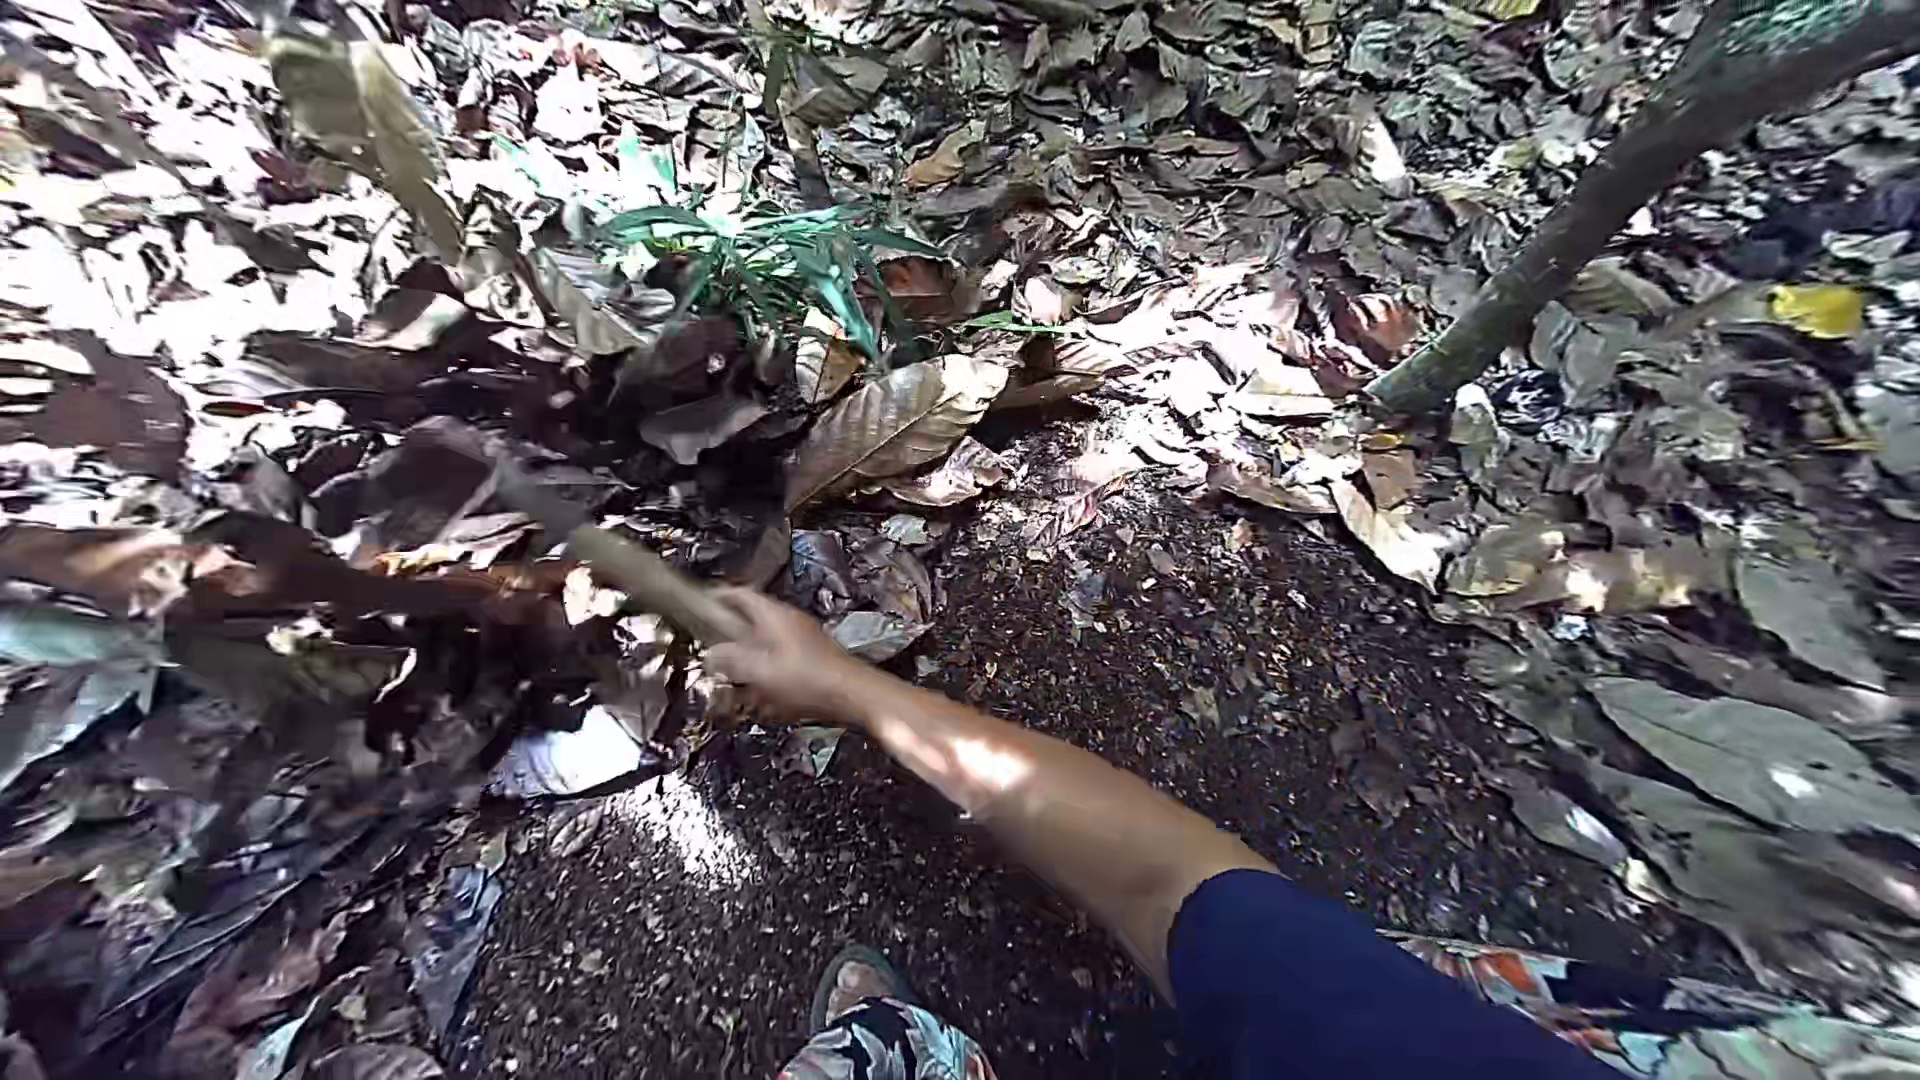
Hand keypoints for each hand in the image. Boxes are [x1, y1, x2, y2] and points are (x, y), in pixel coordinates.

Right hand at [705, 588, 870, 721]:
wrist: (852, 694)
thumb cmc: (806, 678)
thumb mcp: (759, 670)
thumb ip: (730, 660)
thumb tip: (711, 654)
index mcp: (774, 615)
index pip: (741, 595)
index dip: (718, 598)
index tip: (698, 607)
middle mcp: (789, 622)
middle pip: (750, 624)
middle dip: (730, 644)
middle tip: (714, 660)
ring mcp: (802, 640)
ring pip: (764, 648)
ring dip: (748, 666)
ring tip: (737, 688)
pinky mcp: (812, 660)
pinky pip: (779, 664)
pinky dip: (767, 678)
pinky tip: (766, 701)